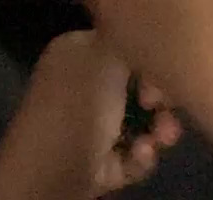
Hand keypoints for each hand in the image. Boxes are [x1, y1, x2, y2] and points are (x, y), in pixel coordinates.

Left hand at [0, 30, 181, 199]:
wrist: (48, 172)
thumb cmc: (79, 104)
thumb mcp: (107, 56)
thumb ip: (130, 40)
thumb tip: (145, 41)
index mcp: (77, 48)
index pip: (121, 42)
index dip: (146, 56)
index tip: (163, 72)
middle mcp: (79, 80)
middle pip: (134, 85)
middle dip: (159, 100)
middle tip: (164, 111)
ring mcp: (87, 122)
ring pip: (137, 122)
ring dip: (156, 132)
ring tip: (160, 140)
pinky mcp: (95, 159)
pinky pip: (129, 153)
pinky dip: (138, 156)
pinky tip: (137, 157)